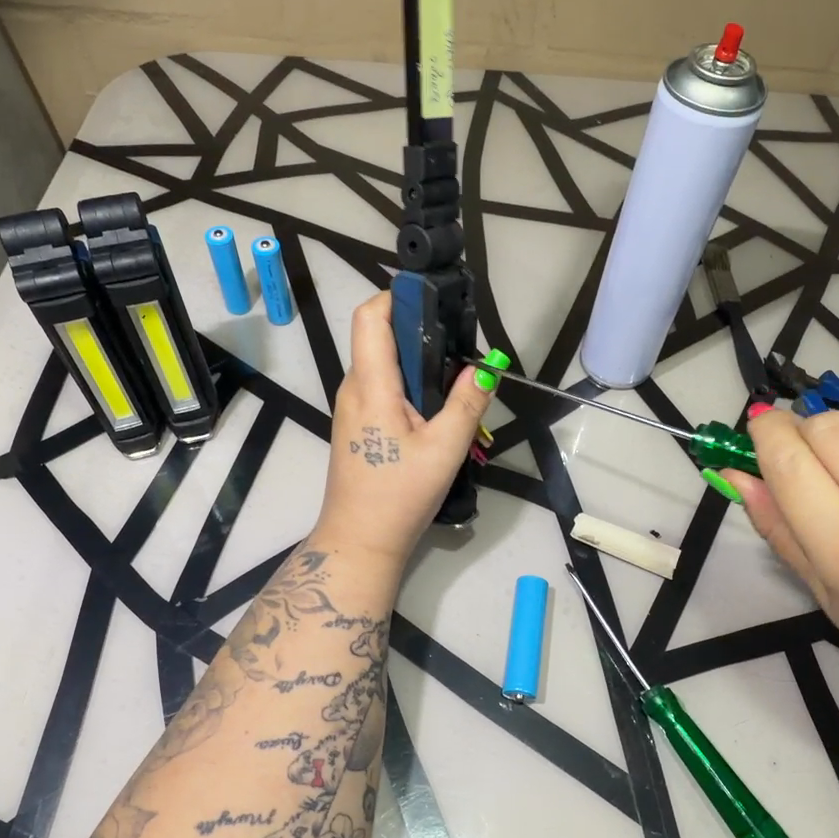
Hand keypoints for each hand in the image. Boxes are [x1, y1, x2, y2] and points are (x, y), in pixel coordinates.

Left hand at [312, 293, 492, 563]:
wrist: (360, 541)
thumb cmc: (399, 495)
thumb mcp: (445, 448)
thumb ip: (467, 401)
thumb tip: (487, 365)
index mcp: (371, 385)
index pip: (369, 316)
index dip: (396, 296)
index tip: (433, 300)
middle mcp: (354, 388)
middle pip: (377, 336)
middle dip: (417, 329)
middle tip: (459, 343)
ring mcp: (351, 407)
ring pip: (381, 364)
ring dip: (415, 360)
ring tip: (453, 377)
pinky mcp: (356, 424)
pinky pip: (380, 387)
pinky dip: (407, 384)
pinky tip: (434, 406)